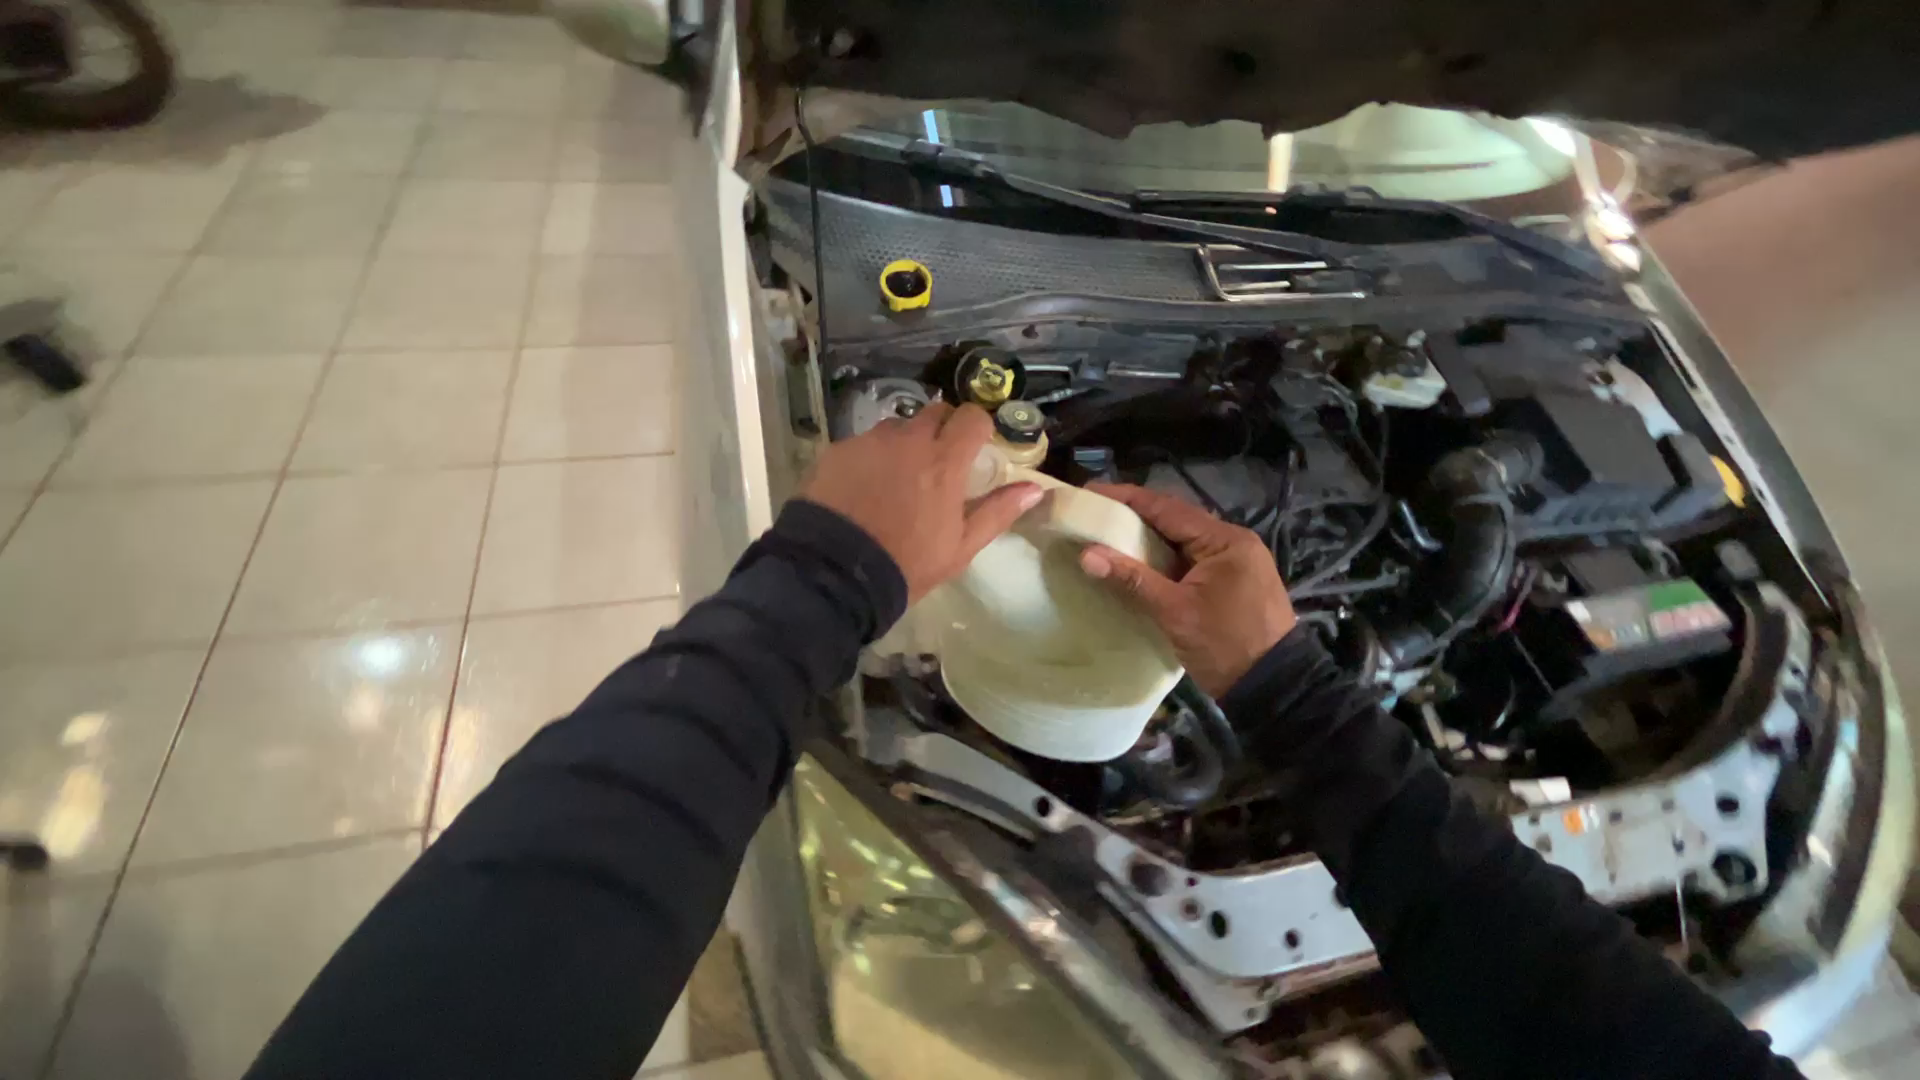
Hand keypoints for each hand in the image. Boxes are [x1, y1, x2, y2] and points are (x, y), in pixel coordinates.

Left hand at [800, 402, 1042, 603]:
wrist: (836, 572)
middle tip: (941, 459)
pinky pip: (865, 442)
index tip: (977, 446)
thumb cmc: (908, 563)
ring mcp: (870, 442)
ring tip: (899, 474)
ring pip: (898, 425)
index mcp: (945, 461)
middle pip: (935, 412)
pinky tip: (865, 485)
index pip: (972, 417)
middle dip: (944, 428)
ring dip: (907, 440)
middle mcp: (909, 440)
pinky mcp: (838, 450)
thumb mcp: (961, 546)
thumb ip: (998, 511)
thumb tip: (1035, 488)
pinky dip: (873, 455)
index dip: (978, 427)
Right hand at [1078, 482, 1296, 697]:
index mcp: (1224, 540)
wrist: (1272, 686)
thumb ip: (1132, 578)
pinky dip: (1162, 558)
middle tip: (1093, 514)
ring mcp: (1233, 562)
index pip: (1168, 508)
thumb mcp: (1174, 611)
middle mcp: (1232, 542)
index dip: (1127, 498)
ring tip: (1106, 535)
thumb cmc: (1225, 644)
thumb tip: (1087, 555)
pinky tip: (1135, 562)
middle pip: (1175, 520)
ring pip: (1182, 540)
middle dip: (1134, 516)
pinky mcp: (1229, 582)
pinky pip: (1189, 559)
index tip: (1092, 492)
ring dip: (1147, 538)